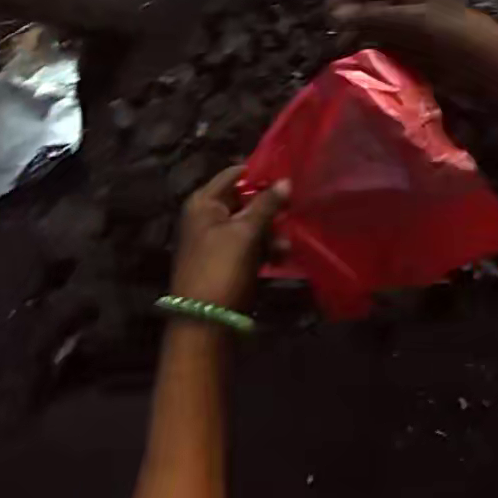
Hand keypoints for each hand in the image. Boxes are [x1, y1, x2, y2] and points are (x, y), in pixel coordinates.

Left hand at [171, 166, 287, 309]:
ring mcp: (215, 240)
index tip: (287, 175)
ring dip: (270, 232)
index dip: (260, 174)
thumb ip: (266, 205)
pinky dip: (263, 249)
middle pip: (243, 200)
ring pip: (249, 224)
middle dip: (269, 208)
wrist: (204, 323)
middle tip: (294, 210)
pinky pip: (248, 245)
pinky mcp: (225, 261)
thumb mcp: (245, 233)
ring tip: (285, 245)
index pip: (234, 175)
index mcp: (203, 202)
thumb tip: (285, 181)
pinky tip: (280, 257)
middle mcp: (206, 216)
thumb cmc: (222, 268)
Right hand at [327, 0, 497, 78]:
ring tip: (343, 53)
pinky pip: (386, 46)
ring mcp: (412, 25)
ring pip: (375, 28)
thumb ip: (370, 16)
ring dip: (359, 38)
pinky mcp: (416, 47)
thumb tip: (333, 16)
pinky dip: (373, 51)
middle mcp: (407, 1)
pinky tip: (363, 62)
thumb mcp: (407, 20)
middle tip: (333, 38)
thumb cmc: (449, 32)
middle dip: (350, 19)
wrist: (484, 62)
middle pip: (369, 5)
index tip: (326, 15)